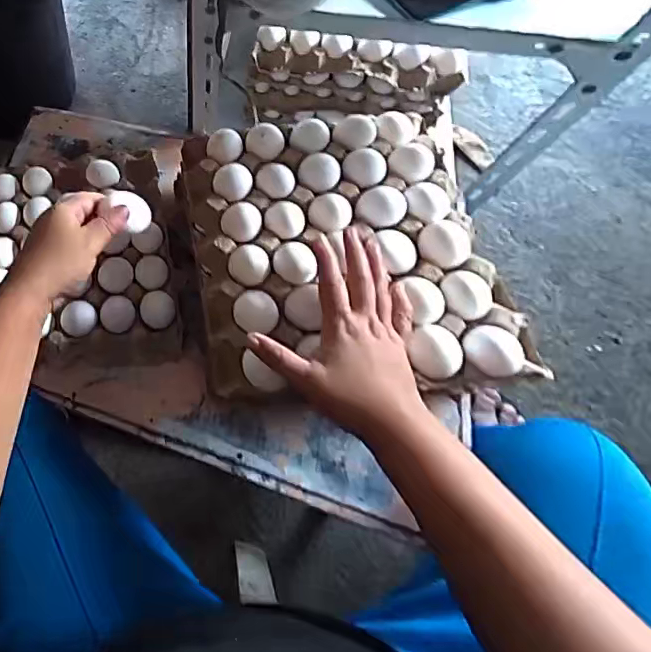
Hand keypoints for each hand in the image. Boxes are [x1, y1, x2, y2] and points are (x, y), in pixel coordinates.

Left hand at [5, 192, 127, 301]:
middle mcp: (50, 217)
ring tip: (100, 249)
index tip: (122, 220)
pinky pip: (65, 241)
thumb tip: (123, 208)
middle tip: (114, 236)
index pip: (91, 197)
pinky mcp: (41, 251)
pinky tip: (82, 260)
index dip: (109, 206)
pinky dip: (77, 247)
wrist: (27, 293)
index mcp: (62, 209)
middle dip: (100, 221)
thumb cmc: (60, 264)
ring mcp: (44, 234)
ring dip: (89, 236)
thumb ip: (109, 224)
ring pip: (74, 228)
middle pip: (82, 211)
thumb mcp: (91, 242)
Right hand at [249, 229, 429, 444]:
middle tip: (351, 230)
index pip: (331, 285)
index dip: (325, 260)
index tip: (320, 239)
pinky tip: (399, 285)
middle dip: (354, 253)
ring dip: (376, 265)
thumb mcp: (306, 381)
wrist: (394, 421)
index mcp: (341, 326)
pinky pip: (400, 315)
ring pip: (381, 290)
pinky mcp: (400, 345)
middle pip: (360, 280)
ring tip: (373, 244)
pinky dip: (400, 297)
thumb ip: (278, 358)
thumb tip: (250, 339)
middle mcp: (364, 322)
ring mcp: (385, 331)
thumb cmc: (348, 401)